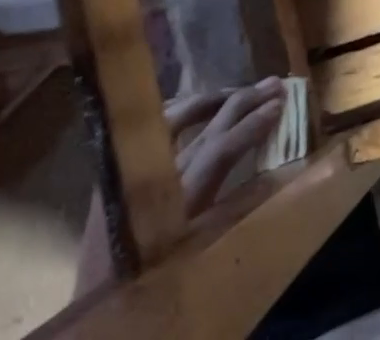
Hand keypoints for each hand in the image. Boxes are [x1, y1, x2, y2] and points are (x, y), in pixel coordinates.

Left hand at [74, 77, 286, 294]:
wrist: (99, 296)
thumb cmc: (158, 275)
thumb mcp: (203, 248)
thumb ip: (236, 211)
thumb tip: (277, 174)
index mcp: (178, 200)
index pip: (220, 149)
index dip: (252, 125)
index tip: (281, 105)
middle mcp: (155, 176)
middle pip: (204, 127)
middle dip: (242, 101)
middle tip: (274, 84)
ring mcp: (134, 169)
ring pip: (176, 118)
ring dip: (213, 100)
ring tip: (240, 91)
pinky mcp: (119, 170)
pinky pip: (155, 127)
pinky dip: (181, 110)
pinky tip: (196, 107)